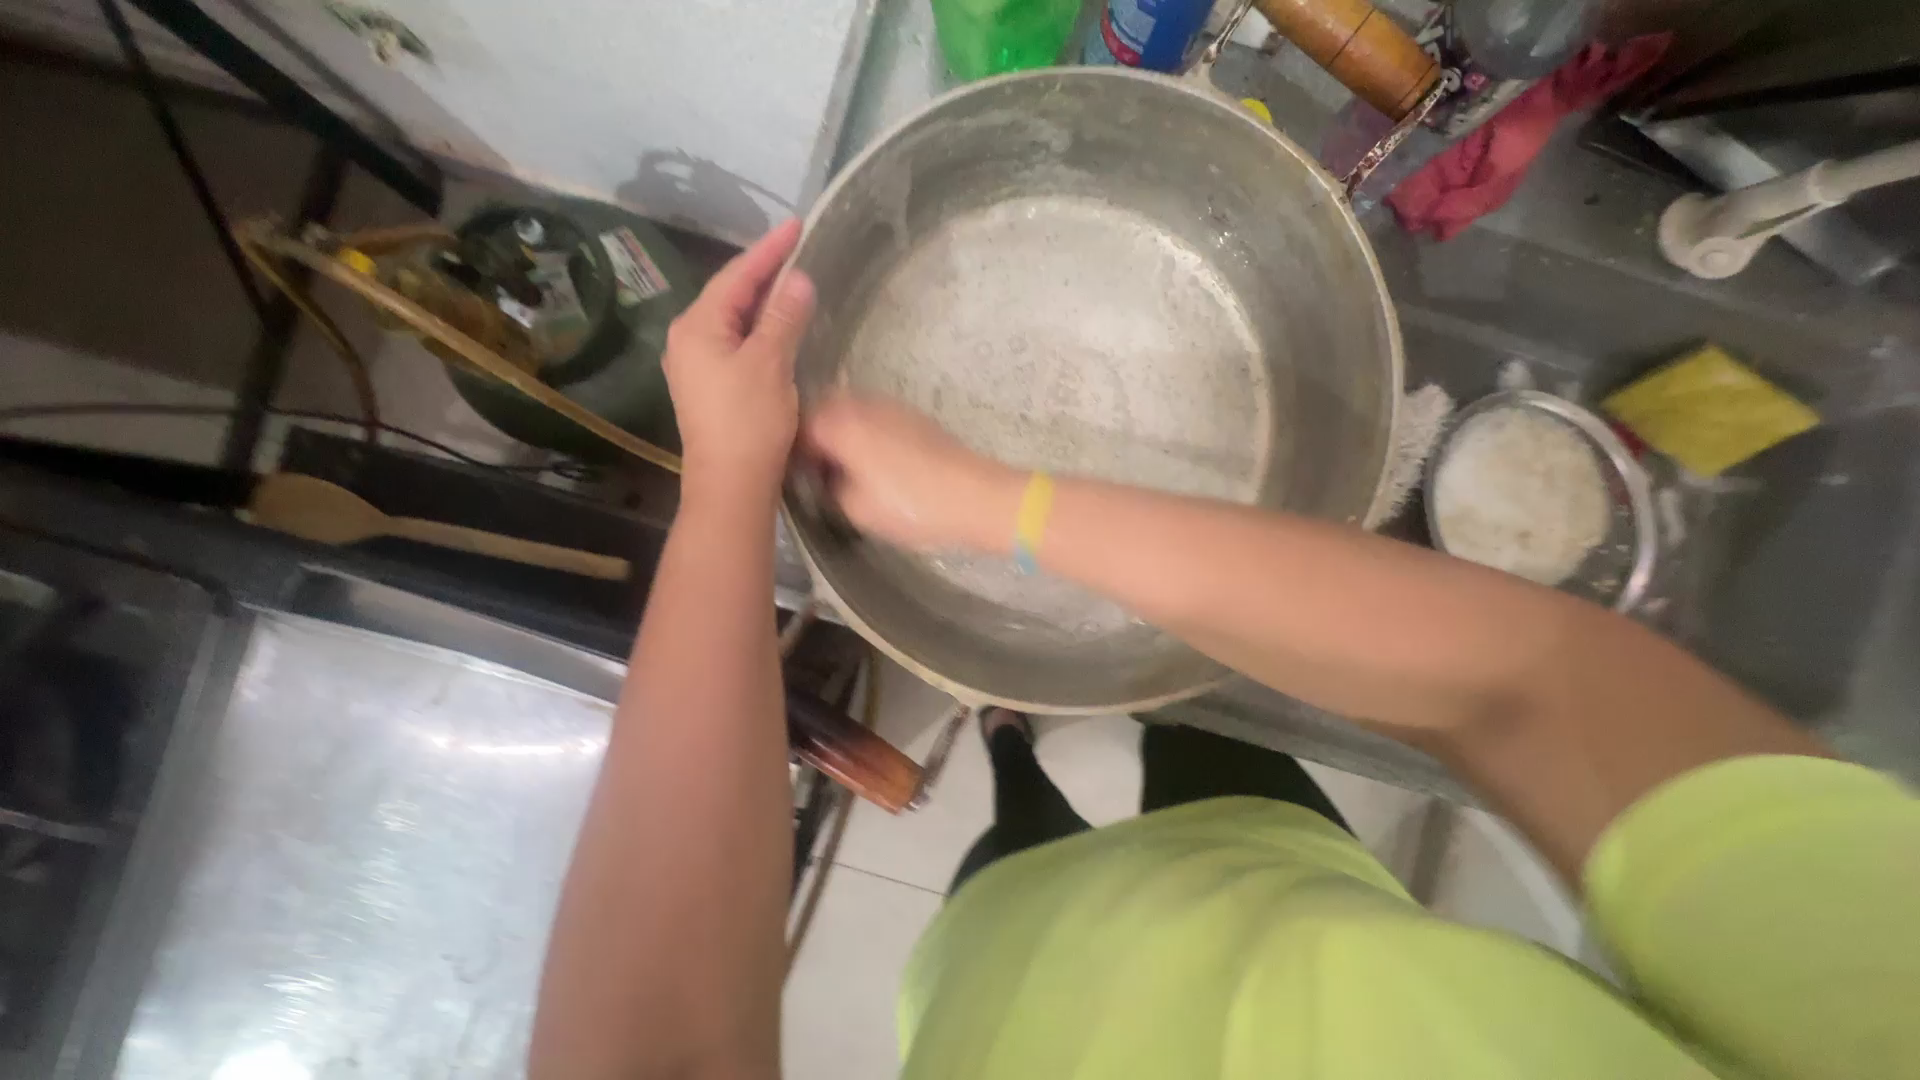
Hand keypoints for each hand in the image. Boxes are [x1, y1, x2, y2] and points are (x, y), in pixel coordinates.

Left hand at [662, 219, 815, 508]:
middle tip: (797, 250)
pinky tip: (777, 328)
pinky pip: (734, 343)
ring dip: (762, 302)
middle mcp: (687, 339)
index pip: (736, 275)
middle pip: (730, 295)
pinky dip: (758, 329)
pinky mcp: (708, 387)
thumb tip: (798, 280)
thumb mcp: (770, 364)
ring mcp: (694, 365)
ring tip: (791, 281)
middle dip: (764, 272)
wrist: (730, 484)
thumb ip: (784, 318)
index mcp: (697, 326)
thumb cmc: (748, 422)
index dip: (769, 250)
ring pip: (732, 320)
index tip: (796, 225)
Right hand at [799, 397, 1022, 552]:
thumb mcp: (855, 508)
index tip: (792, 478)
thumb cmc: (910, 504)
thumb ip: (828, 488)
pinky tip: (873, 467)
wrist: (976, 496)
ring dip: (840, 436)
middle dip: (814, 440)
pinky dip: (865, 437)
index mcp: (839, 422)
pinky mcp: (914, 417)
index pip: (794, 426)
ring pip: (850, 414)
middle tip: (815, 475)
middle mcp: (861, 404)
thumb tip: (823, 478)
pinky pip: (875, 420)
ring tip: (843, 473)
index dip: (789, 453)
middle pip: (821, 413)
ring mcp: (890, 406)